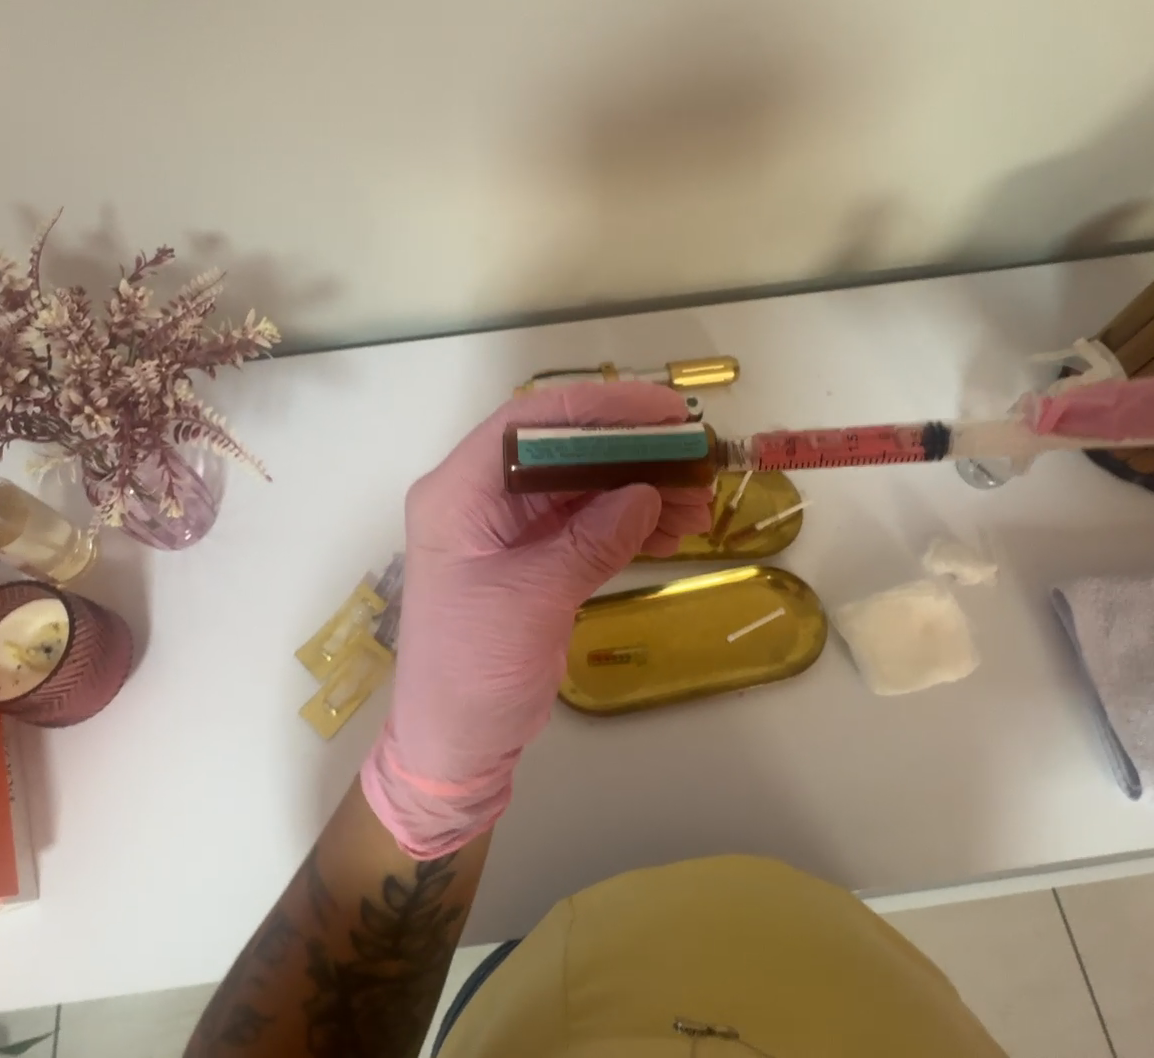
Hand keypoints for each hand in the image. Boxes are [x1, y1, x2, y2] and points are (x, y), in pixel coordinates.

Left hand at [360, 383, 713, 858]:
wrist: (455, 744)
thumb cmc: (472, 670)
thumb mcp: (531, 599)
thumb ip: (590, 541)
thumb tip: (648, 494)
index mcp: (458, 493)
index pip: (530, 424)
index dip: (599, 408)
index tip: (664, 413)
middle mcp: (480, 501)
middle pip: (562, 453)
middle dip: (631, 454)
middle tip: (696, 462)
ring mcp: (508, 533)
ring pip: (581, 490)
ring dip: (639, 491)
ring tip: (697, 506)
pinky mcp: (533, 563)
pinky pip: (586, 527)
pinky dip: (629, 525)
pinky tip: (672, 532)